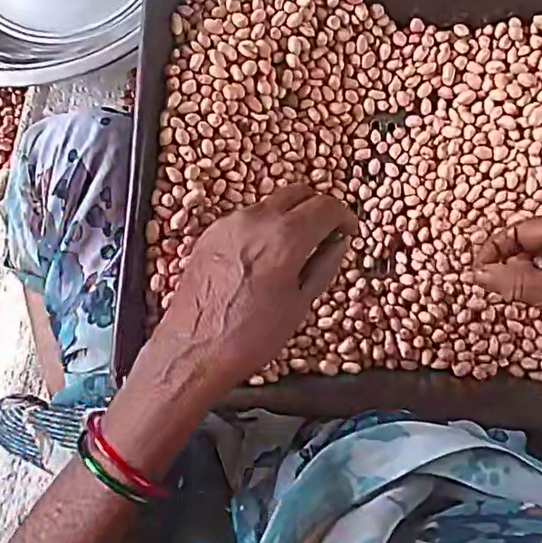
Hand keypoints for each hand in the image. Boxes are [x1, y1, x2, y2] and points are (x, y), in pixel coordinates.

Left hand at [139, 186, 357, 402]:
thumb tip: (339, 242)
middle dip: (318, 209)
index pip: (326, 206)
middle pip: (299, 193)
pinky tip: (264, 256)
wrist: (194, 349)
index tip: (348, 229)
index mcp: (285, 238)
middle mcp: (256, 220)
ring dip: (289, 217)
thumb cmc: (248, 336)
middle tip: (326, 233)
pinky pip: (246, 218)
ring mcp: (229, 224)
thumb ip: (324, 264)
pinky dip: (263, 227)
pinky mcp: (210, 233)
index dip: (344, 216)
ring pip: (271, 204)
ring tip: (294, 250)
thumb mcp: (300, 304)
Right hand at [471, 214, 541, 353]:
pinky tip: (536, 302)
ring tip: (515, 297)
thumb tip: (477, 274)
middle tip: (493, 287)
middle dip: (510, 265)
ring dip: (525, 279)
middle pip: (530, 244)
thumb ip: (514, 282)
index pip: (522, 230)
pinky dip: (541, 289)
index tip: (478, 272)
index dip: (496, 250)